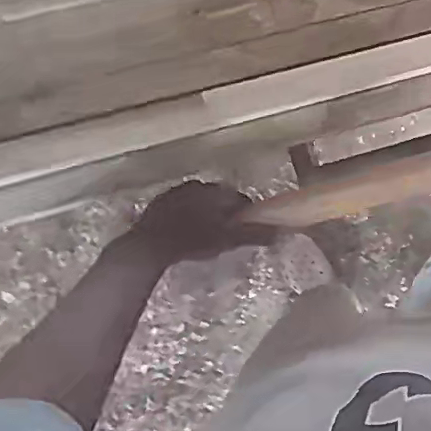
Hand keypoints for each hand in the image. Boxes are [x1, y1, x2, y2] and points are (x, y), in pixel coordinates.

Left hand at [113, 180, 274, 266]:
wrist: (149, 245)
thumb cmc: (194, 241)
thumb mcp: (228, 240)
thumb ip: (255, 234)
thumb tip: (280, 232)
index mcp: (216, 191)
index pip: (241, 199)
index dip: (246, 215)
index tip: (246, 229)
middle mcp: (197, 185)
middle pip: (219, 197)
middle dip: (225, 212)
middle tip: (228, 232)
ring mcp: (175, 192)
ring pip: (199, 200)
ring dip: (206, 212)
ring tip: (207, 233)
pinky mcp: (158, 202)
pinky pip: (180, 206)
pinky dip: (187, 215)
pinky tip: (186, 231)